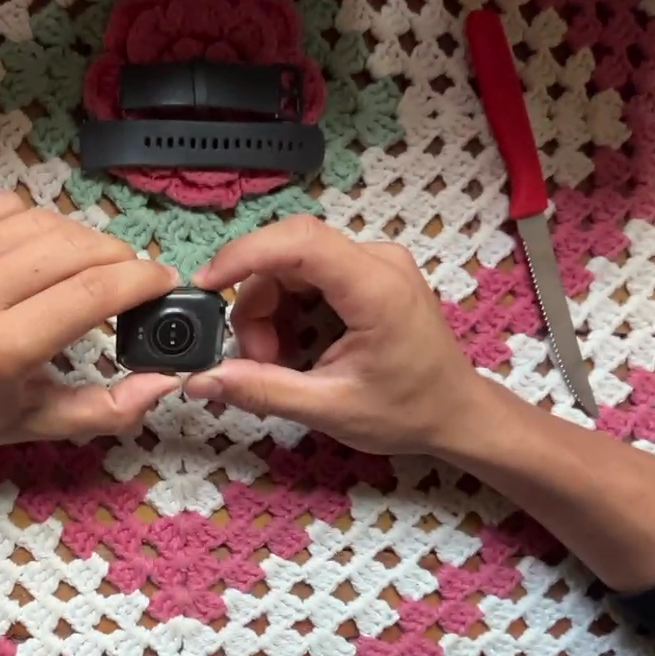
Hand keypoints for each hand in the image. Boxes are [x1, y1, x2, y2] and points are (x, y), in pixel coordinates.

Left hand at [0, 193, 180, 461]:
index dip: (141, 280)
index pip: (92, 294)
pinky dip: (35, 223)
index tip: (164, 281)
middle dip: (118, 257)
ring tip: (85, 267)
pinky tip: (37, 251)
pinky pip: (4, 207)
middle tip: (129, 277)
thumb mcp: (37, 424)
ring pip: (43, 221)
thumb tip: (165, 380)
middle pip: (72, 249)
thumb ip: (106, 408)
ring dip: (79, 239)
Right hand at [186, 215, 494, 454]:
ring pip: (289, 266)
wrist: (455, 412)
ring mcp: (371, 262)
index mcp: (376, 288)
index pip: (299, 242)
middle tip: (254, 357)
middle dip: (254, 303)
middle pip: (286, 255)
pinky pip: (304, 276)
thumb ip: (261, 390)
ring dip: (267, 311)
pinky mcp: (364, 272)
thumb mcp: (327, 408)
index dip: (244, 255)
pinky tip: (293, 347)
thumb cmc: (405, 412)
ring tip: (277, 362)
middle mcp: (375, 260)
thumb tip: (199, 380)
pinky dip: (284, 310)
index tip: (206, 286)